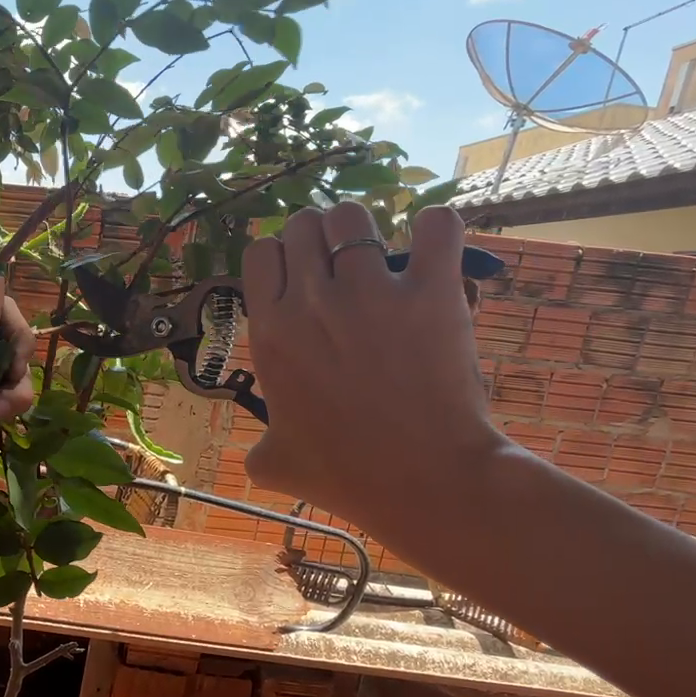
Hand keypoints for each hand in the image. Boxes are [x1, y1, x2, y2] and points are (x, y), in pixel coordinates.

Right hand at [240, 204, 509, 532]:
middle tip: (336, 263)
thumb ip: (257, 446)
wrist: (420, 480)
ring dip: (362, 228)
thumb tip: (258, 454)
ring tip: (379, 252)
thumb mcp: (274, 462)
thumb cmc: (341, 474)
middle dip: (316, 236)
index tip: (294, 276)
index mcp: (270, 333)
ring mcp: (372, 292)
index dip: (277, 257)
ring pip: (354, 216)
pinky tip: (434, 248)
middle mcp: (311, 302)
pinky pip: (438, 226)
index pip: (259, 253)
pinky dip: (437, 228)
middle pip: (303, 225)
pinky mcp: (432, 292)